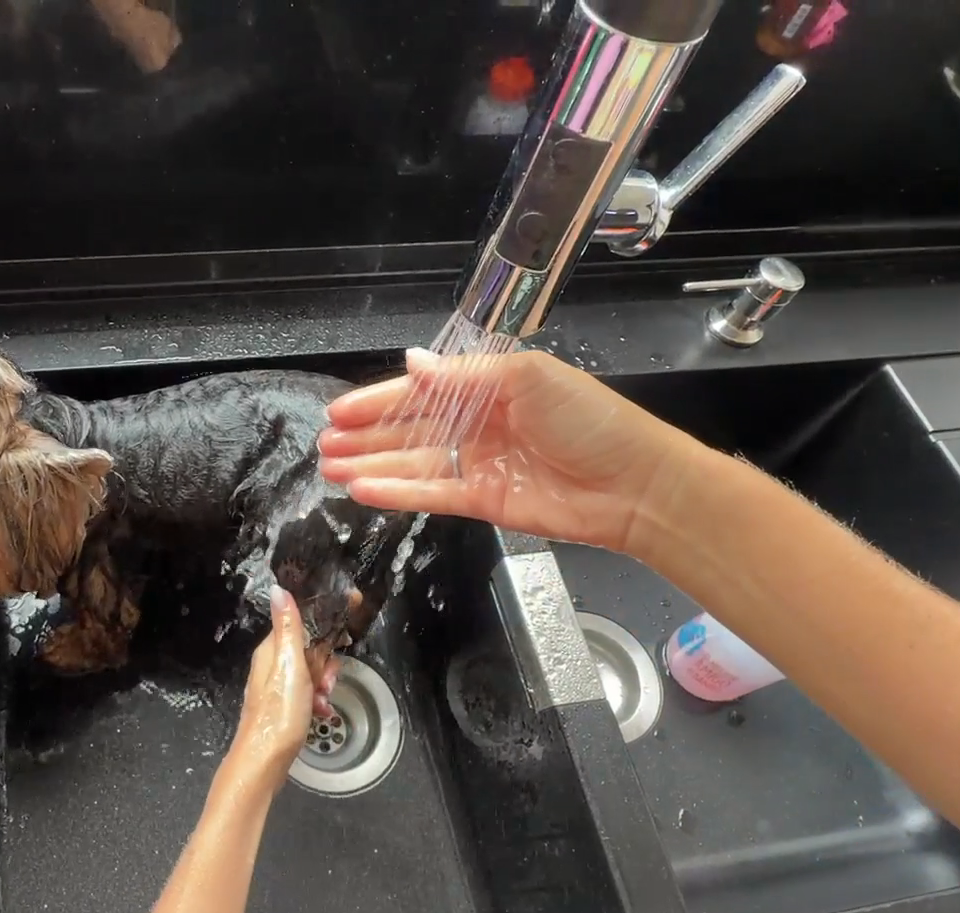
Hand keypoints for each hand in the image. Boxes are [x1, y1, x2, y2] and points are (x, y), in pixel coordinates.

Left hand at [227, 587, 318, 792]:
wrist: (265, 761)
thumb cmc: (279, 713)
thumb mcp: (289, 664)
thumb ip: (288, 627)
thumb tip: (279, 589)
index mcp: (271, 649)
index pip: (301, 623)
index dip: (324, 625)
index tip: (346, 628)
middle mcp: (271, 664)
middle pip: (310, 650)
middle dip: (326, 665)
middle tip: (326, 683)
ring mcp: (277, 686)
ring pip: (311, 673)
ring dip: (323, 685)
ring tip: (323, 701)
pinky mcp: (283, 706)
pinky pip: (307, 693)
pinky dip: (317, 701)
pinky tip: (320, 713)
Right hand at [319, 348, 702, 556]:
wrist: (634, 485)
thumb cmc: (590, 421)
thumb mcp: (528, 377)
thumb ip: (464, 375)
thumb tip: (413, 364)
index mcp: (489, 386)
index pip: (422, 391)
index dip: (379, 400)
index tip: (339, 411)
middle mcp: (478, 423)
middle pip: (410, 429)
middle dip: (366, 435)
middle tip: (325, 445)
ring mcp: (477, 464)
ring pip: (412, 463)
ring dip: (371, 464)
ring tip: (331, 468)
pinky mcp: (480, 501)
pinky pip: (430, 494)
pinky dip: (396, 492)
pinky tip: (363, 489)